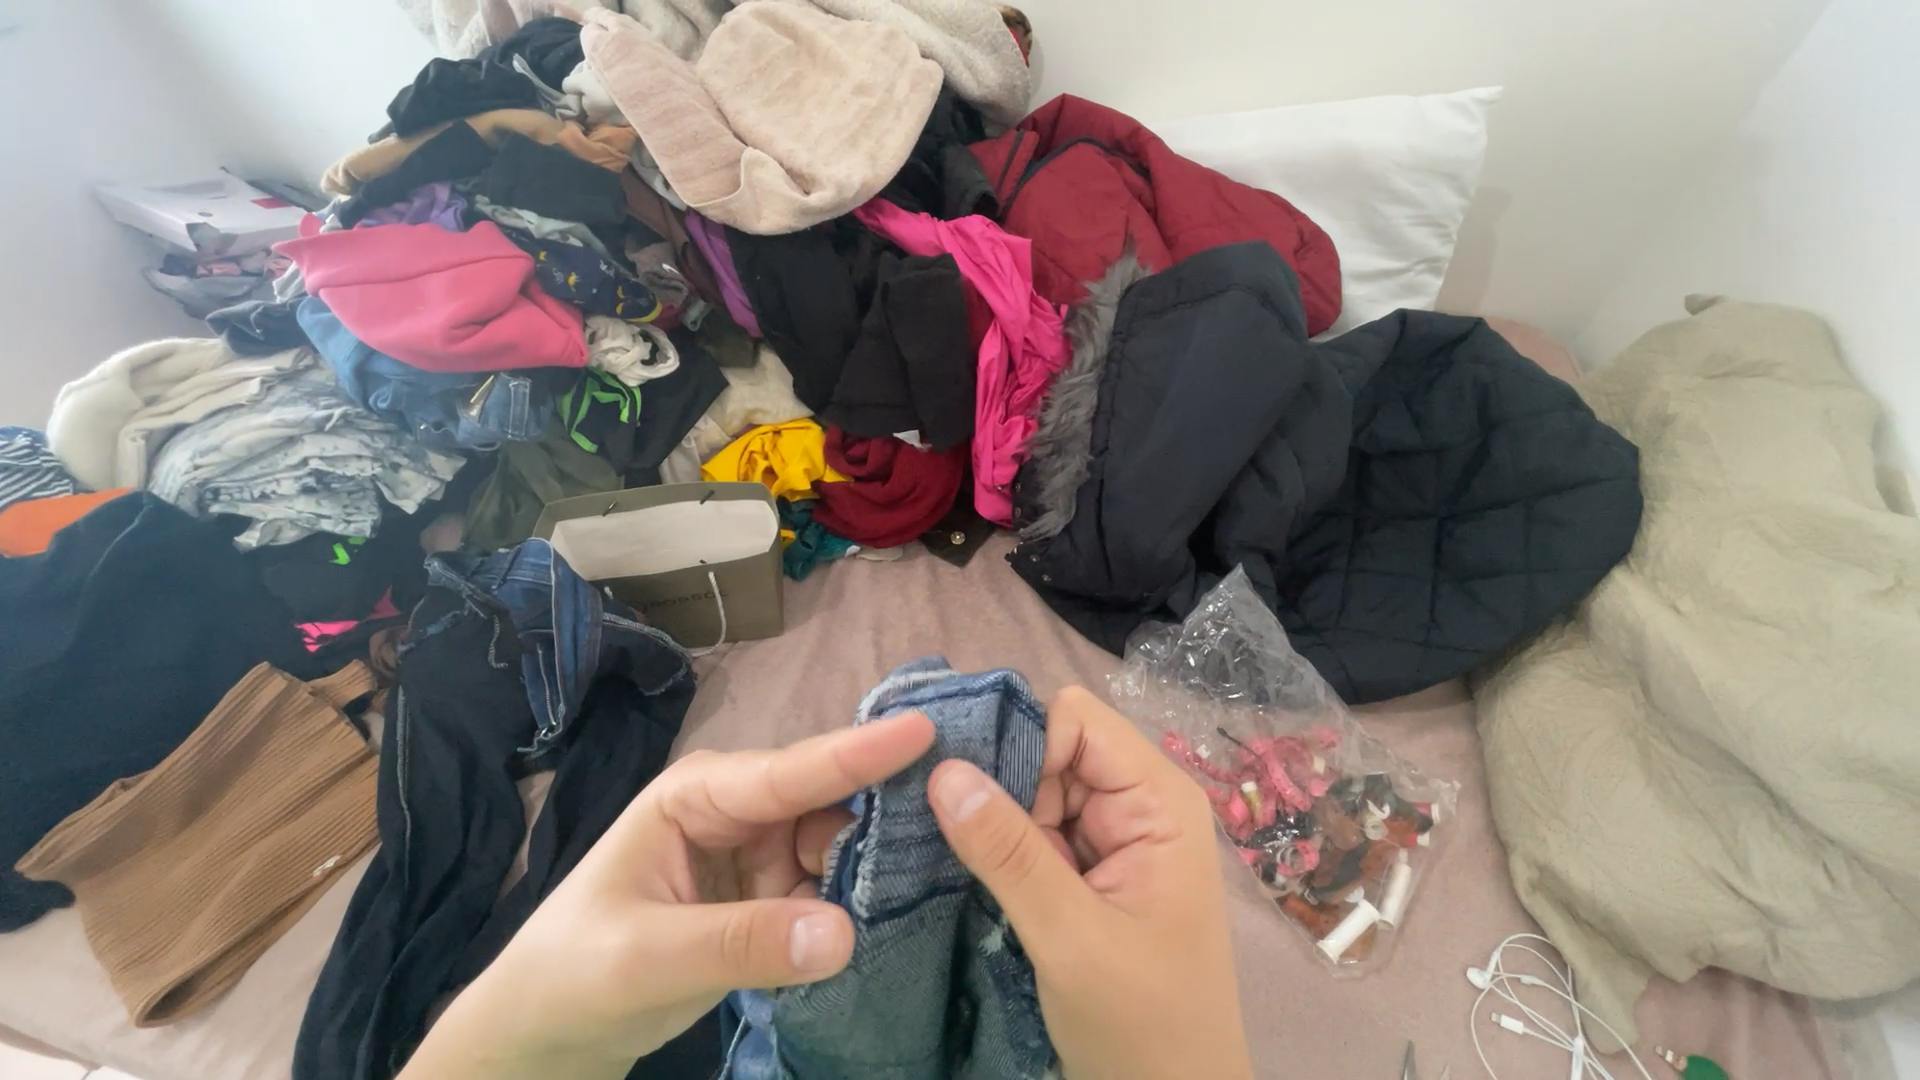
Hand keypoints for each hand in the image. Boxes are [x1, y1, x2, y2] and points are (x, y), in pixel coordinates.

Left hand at [399, 711, 937, 1079]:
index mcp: (700, 793)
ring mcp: (759, 850)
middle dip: (881, 811)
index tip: (925, 729)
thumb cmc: (575, 975)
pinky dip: (853, 900)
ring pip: (836, 843)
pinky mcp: (771, 892)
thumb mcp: (645, 960)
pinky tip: (887, 910)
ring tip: (928, 878)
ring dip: (871, 864)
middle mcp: (740, 808)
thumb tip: (844, 932)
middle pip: (827, 801)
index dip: (859, 752)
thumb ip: (742, 944)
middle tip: (954, 822)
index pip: (789, 770)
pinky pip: (827, 886)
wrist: (545, 1031)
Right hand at [929, 687, 1252, 1079]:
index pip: (1076, 720)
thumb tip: (944, 770)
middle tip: (962, 836)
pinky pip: (1032, 824)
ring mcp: (1111, 832)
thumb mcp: (1071, 939)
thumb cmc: (1142, 1027)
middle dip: (1005, 785)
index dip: (1025, 745)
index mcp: (1158, 798)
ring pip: (1033, 785)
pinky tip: (976, 868)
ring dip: (998, 819)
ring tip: (967, 861)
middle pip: (1051, 747)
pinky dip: (1002, 843)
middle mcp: (1137, 800)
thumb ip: (1008, 852)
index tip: (979, 797)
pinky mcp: (1086, 863)